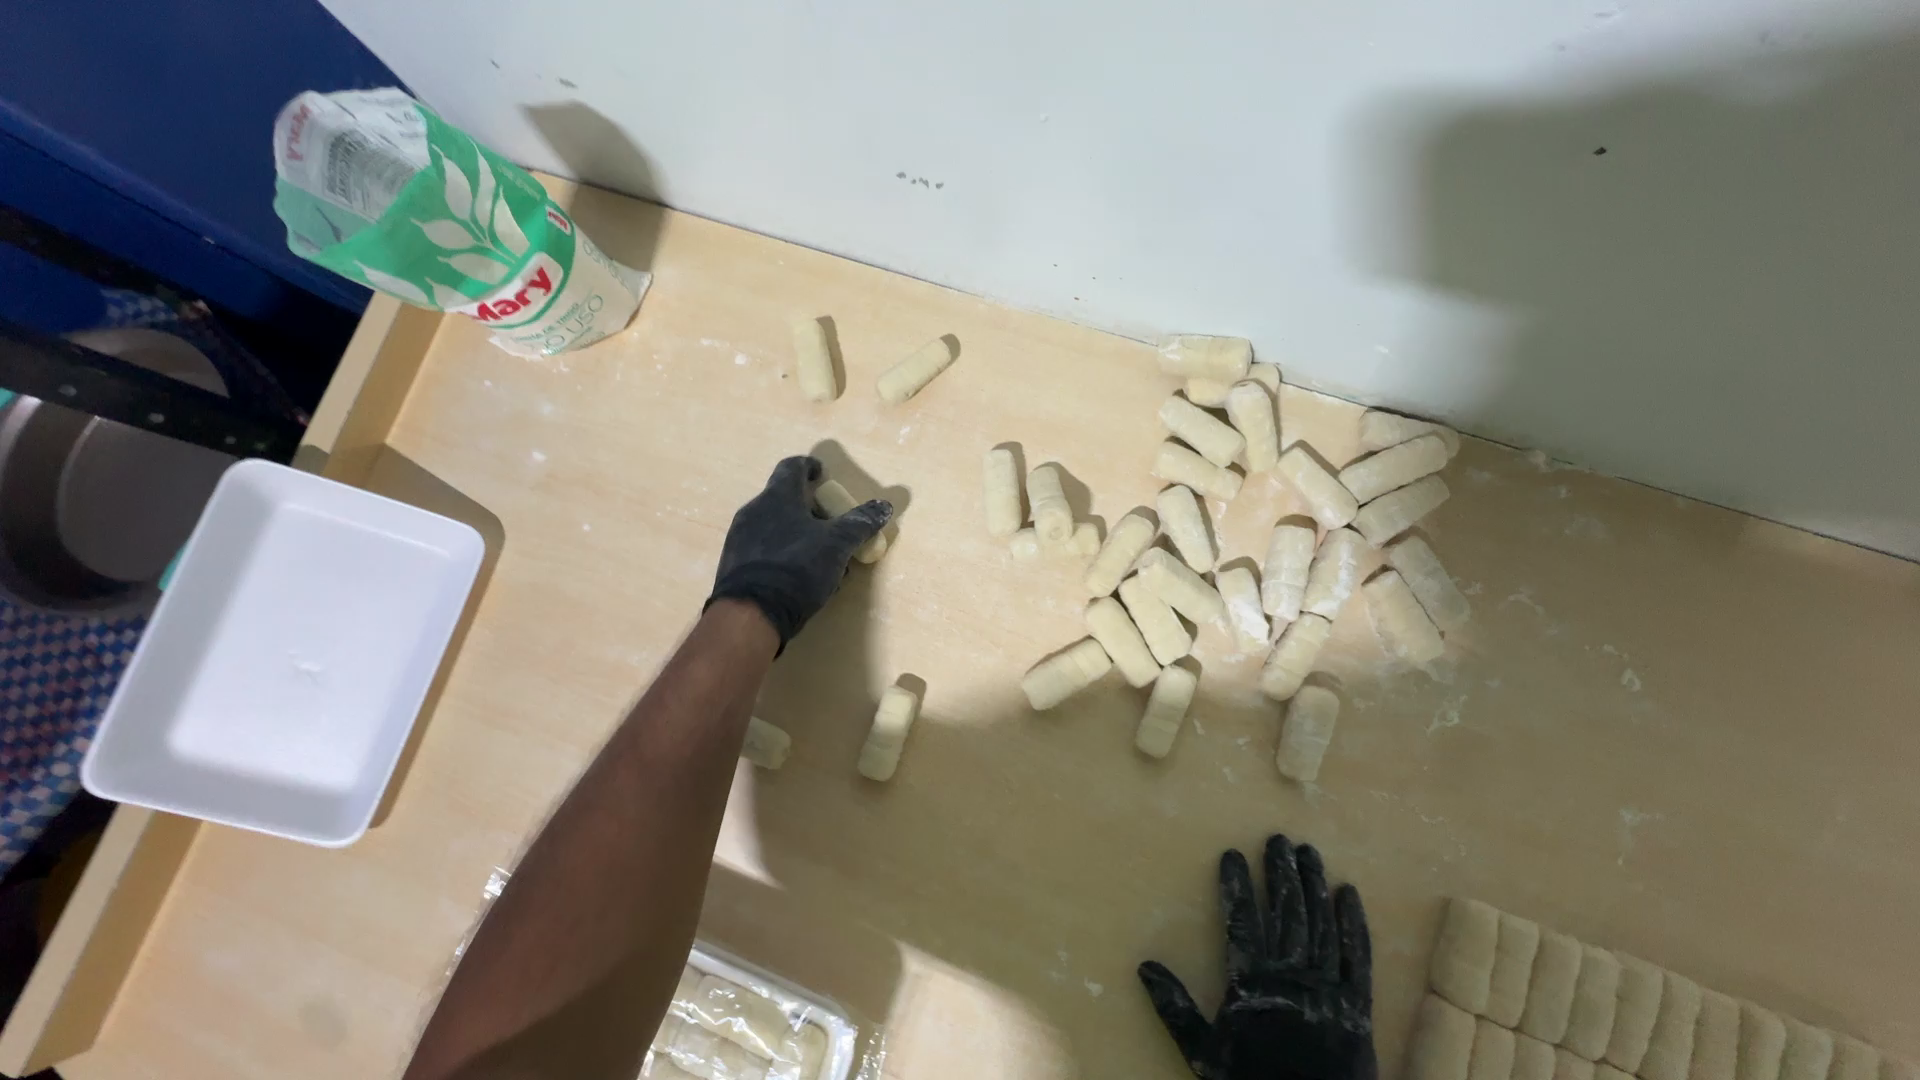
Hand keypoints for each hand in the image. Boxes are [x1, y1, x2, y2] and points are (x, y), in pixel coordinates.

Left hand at [707, 456, 890, 650]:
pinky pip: (764, 551)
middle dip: (808, 509)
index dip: (809, 466)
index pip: (791, 467)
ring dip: (797, 535)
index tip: (821, 473)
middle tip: (830, 524)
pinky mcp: (734, 566)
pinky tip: (799, 578)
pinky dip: (784, 555)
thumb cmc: (797, 567)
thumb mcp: (837, 545)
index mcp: (778, 497)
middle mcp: (754, 511)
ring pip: (774, 527)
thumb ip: (859, 523)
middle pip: (783, 499)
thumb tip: (884, 506)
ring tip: (820, 557)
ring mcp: (740, 539)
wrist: (751, 613)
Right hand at [1138, 835, 1375, 1079]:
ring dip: (1312, 885)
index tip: (1232, 853)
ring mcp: (1327, 988)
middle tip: (1278, 838)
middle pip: (1286, 913)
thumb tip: (1144, 965)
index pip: (1242, 921)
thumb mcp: (1204, 1052)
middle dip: (1279, 873)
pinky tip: (1347, 893)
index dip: (1236, 885)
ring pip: (1320, 925)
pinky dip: (1353, 923)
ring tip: (1307, 852)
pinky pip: (1357, 956)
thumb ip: (1175, 1008)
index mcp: (1252, 984)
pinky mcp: (1358, 1005)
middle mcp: (1291, 976)